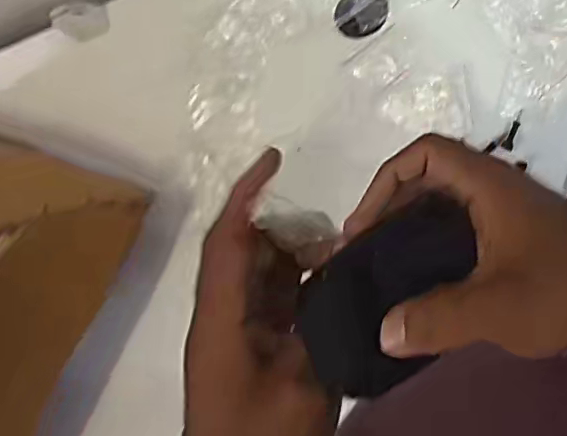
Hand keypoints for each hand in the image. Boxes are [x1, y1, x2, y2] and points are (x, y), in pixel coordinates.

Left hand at [186, 150, 336, 435]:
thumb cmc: (264, 434)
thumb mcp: (301, 377)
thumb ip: (322, 312)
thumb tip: (344, 260)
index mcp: (222, 321)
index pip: (227, 242)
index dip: (245, 195)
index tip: (274, 158)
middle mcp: (225, 315)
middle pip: (247, 247)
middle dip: (288, 222)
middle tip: (336, 226)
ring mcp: (242, 327)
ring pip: (267, 263)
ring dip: (302, 245)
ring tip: (345, 246)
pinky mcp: (261, 338)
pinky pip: (280, 285)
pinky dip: (308, 267)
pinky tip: (340, 269)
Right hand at [343, 134, 566, 359]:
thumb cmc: (559, 285)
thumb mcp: (496, 307)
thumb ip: (439, 317)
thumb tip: (385, 328)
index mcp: (490, 184)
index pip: (429, 152)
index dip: (387, 179)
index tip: (362, 227)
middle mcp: (494, 184)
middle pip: (430, 173)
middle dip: (389, 204)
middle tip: (360, 253)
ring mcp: (502, 204)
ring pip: (442, 197)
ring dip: (407, 222)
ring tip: (378, 269)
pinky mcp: (507, 226)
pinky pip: (457, 219)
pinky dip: (428, 237)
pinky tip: (415, 278)